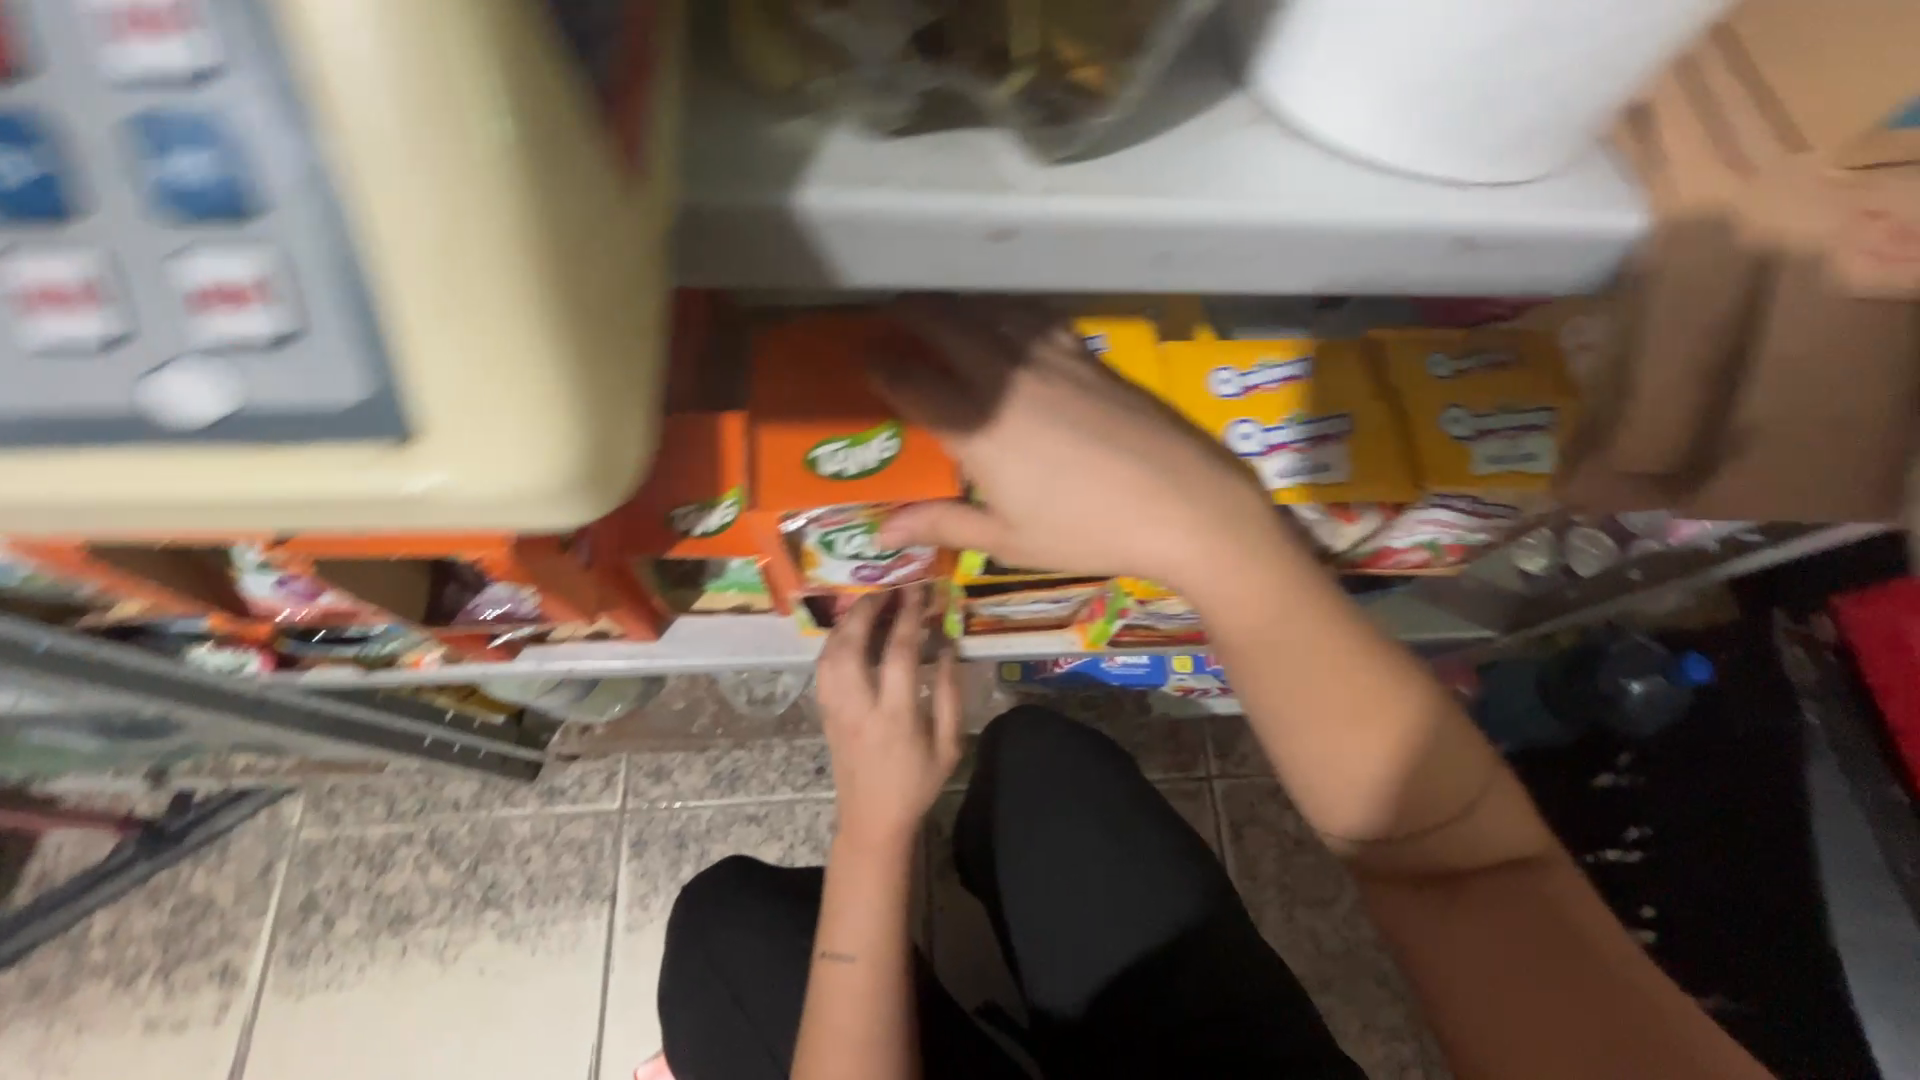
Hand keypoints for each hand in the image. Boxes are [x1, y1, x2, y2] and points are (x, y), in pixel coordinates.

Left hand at [815, 585, 962, 850]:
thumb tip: (945, 647)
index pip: (898, 653)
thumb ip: (948, 694)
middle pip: (851, 646)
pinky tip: (852, 632)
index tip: (920, 591)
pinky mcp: (824, 712)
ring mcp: (835, 709)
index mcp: (894, 717)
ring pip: (829, 654)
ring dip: (847, 622)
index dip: (909, 617)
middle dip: (867, 610)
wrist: (872, 819)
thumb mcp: (949, 745)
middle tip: (888, 588)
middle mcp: (858, 708)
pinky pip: (823, 667)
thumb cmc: (917, 783)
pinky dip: (835, 641)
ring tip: (870, 604)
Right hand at [871, 297, 1292, 598]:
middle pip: (947, 325)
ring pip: (993, 312)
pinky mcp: (1090, 357)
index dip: (883, 366)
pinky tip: (1011, 319)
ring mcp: (1052, 362)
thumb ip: (944, 523)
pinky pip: (1038, 318)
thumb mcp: (1009, 540)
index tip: (866, 357)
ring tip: (945, 307)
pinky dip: (1011, 311)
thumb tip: (882, 533)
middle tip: (893, 309)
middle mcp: (1007, 380)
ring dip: (961, 304)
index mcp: (979, 429)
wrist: (1185, 507)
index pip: (913, 383)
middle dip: (912, 311)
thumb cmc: (1090, 533)